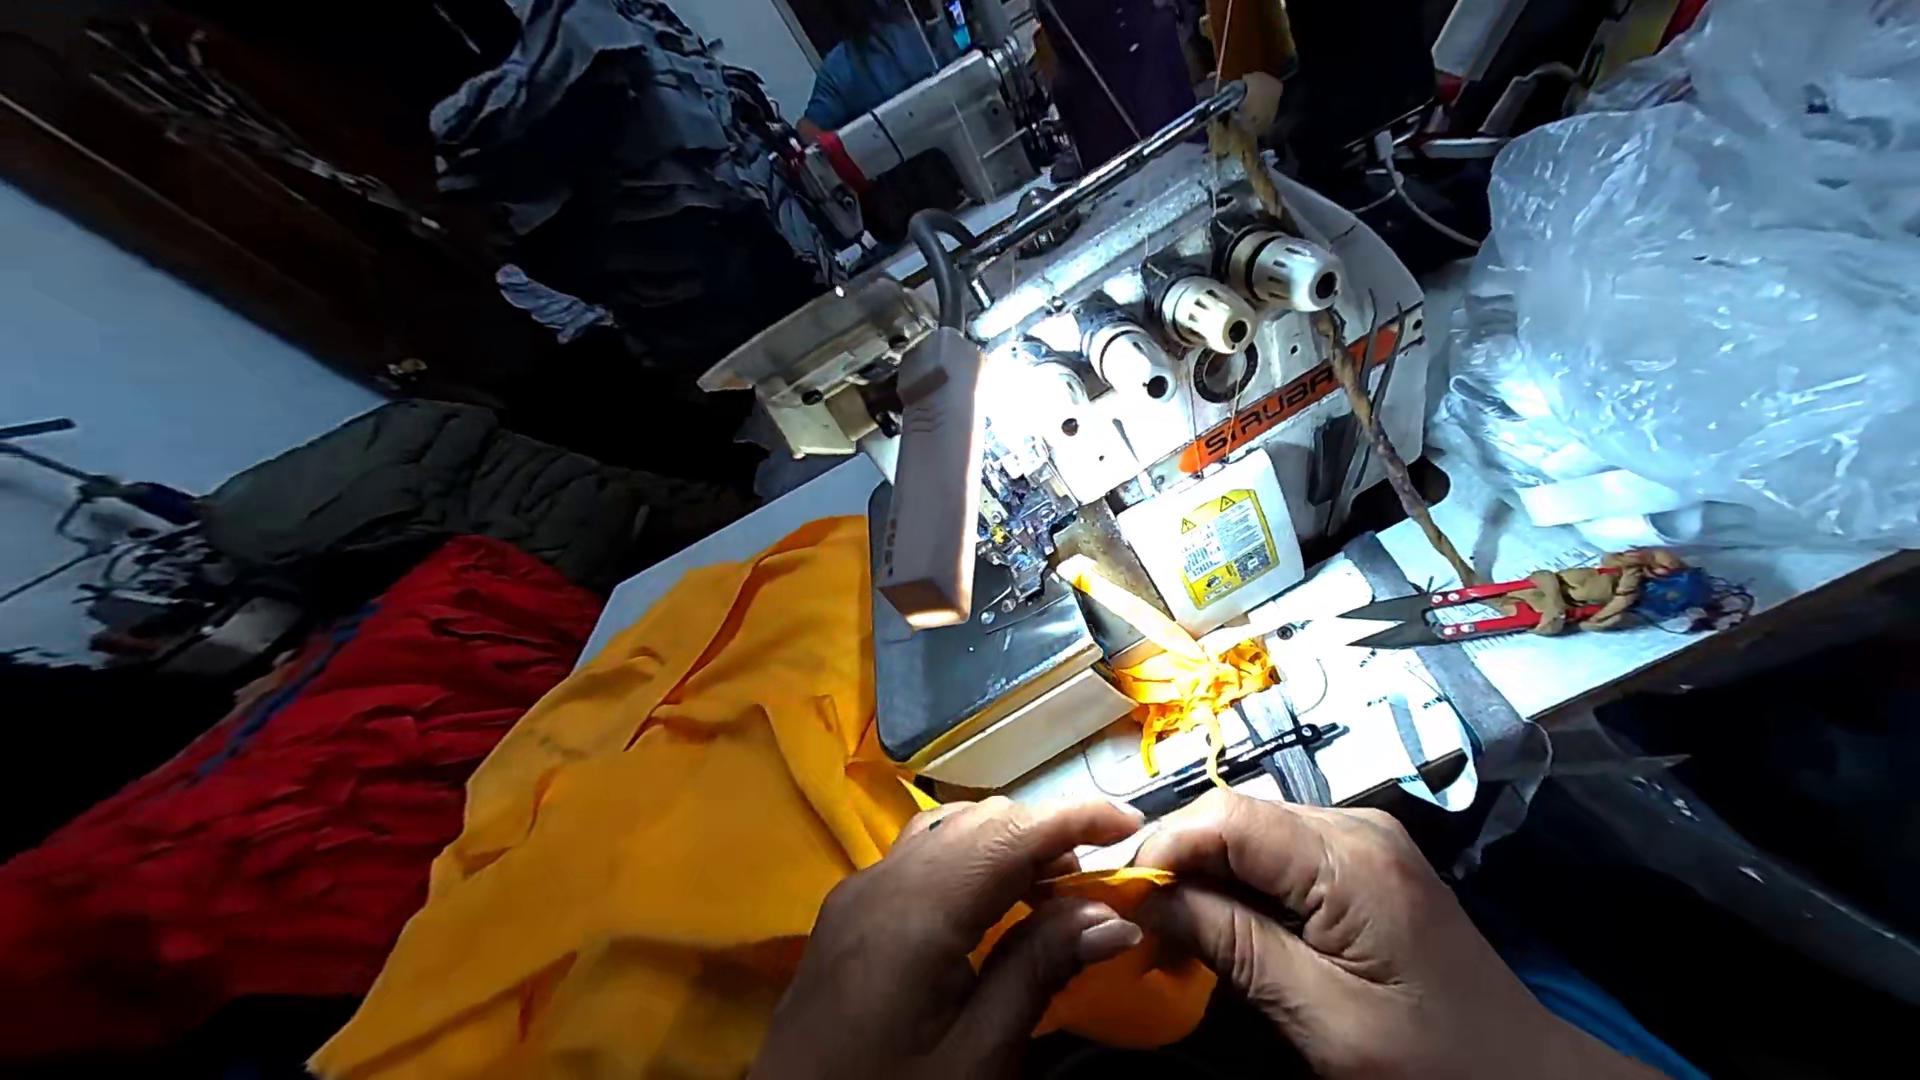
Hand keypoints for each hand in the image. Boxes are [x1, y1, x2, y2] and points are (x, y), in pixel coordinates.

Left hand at [751, 797, 1147, 1079]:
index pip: (1011, 835)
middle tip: (1093, 878)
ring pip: (949, 826)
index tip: (1130, 820)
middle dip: (1044, 831)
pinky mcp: (850, 901)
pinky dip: (968, 854)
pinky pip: (920, 850)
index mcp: (919, 908)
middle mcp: (886, 875)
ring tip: (1048, 884)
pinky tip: (987, 896)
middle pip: (981, 821)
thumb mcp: (976, 1059)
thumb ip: (1038, 969)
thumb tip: (1113, 916)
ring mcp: (862, 883)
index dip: (1075, 817)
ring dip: (1006, 841)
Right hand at [1135, 790, 1659, 1079]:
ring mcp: (1353, 832)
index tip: (1126, 891)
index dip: (1167, 844)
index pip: (1230, 818)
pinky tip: (1218, 916)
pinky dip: (1232, 878)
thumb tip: (1148, 898)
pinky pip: (1269, 848)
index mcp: (1351, 858)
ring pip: (1244, 829)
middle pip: (1233, 817)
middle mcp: (1349, 823)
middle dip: (1178, 859)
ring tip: (1170, 920)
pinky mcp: (1351, 851)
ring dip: (1200, 870)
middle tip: (1141, 912)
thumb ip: (1233, 946)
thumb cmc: (1435, 1064)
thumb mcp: (1326, 1021)